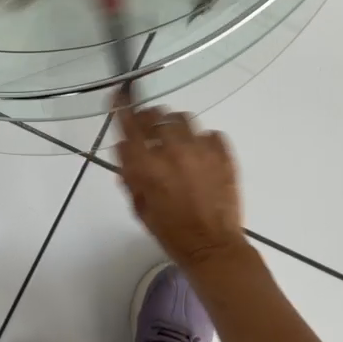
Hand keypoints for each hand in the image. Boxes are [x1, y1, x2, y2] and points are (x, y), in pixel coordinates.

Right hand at [114, 99, 247, 269]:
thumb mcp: (140, 208)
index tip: (119, 95)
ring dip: (174, 126)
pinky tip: (199, 154)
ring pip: (182, 118)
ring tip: (176, 140)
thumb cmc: (171, 232)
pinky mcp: (223, 154)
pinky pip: (209, 133)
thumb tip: (126, 151)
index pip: (129, 126)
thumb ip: (131, 176)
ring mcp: (201, 150)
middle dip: (149, 119)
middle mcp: (172, 151)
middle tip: (149, 129)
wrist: (212, 246)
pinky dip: (201, 140)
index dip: (122, 107)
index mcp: (147, 166)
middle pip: (156, 115)